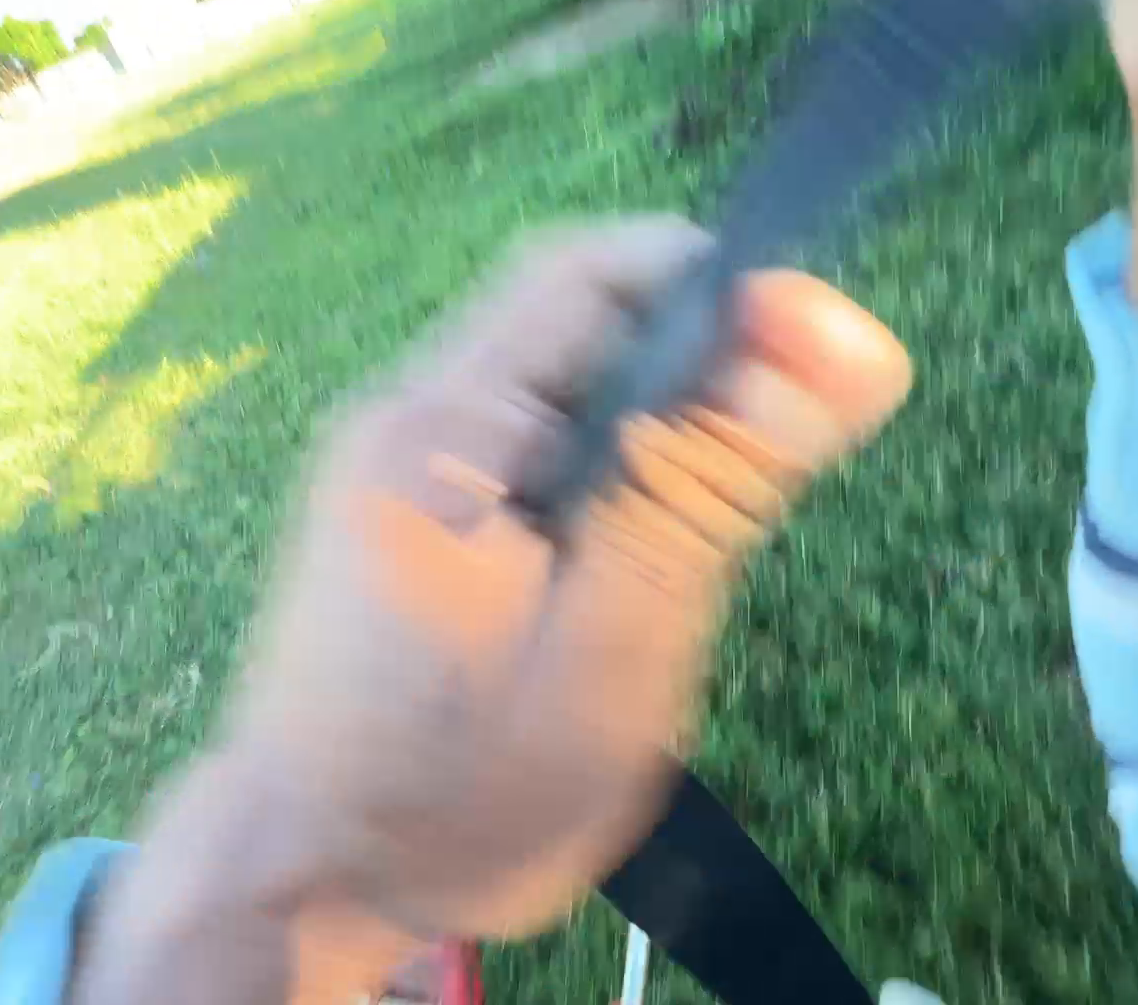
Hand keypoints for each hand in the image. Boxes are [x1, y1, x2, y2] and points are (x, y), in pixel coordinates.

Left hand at [71, 218, 910, 1003]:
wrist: (307, 863)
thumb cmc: (456, 790)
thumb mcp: (611, 648)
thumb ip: (707, 488)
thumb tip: (831, 337)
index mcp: (441, 430)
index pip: (583, 274)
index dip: (706, 287)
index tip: (800, 357)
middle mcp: (403, 414)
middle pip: (568, 324)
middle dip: (679, 376)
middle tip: (736, 490)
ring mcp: (393, 455)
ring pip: (551, 387)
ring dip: (638, 434)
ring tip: (665, 548)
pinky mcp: (399, 498)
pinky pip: (519, 439)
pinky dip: (588, 472)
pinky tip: (602, 556)